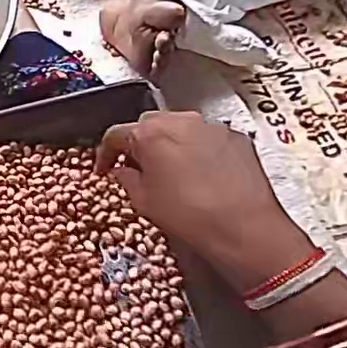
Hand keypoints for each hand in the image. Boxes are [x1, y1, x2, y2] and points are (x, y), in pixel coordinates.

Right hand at [96, 111, 314, 290]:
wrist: (243, 226)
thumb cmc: (188, 214)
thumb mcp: (142, 200)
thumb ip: (126, 178)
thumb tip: (122, 170)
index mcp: (150, 134)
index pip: (116, 134)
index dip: (105, 153)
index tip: (104, 168)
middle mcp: (181, 121)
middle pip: (148, 124)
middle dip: (138, 143)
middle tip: (134, 168)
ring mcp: (211, 126)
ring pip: (179, 127)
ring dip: (168, 144)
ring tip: (168, 171)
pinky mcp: (236, 137)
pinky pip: (206, 137)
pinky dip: (195, 150)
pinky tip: (197, 175)